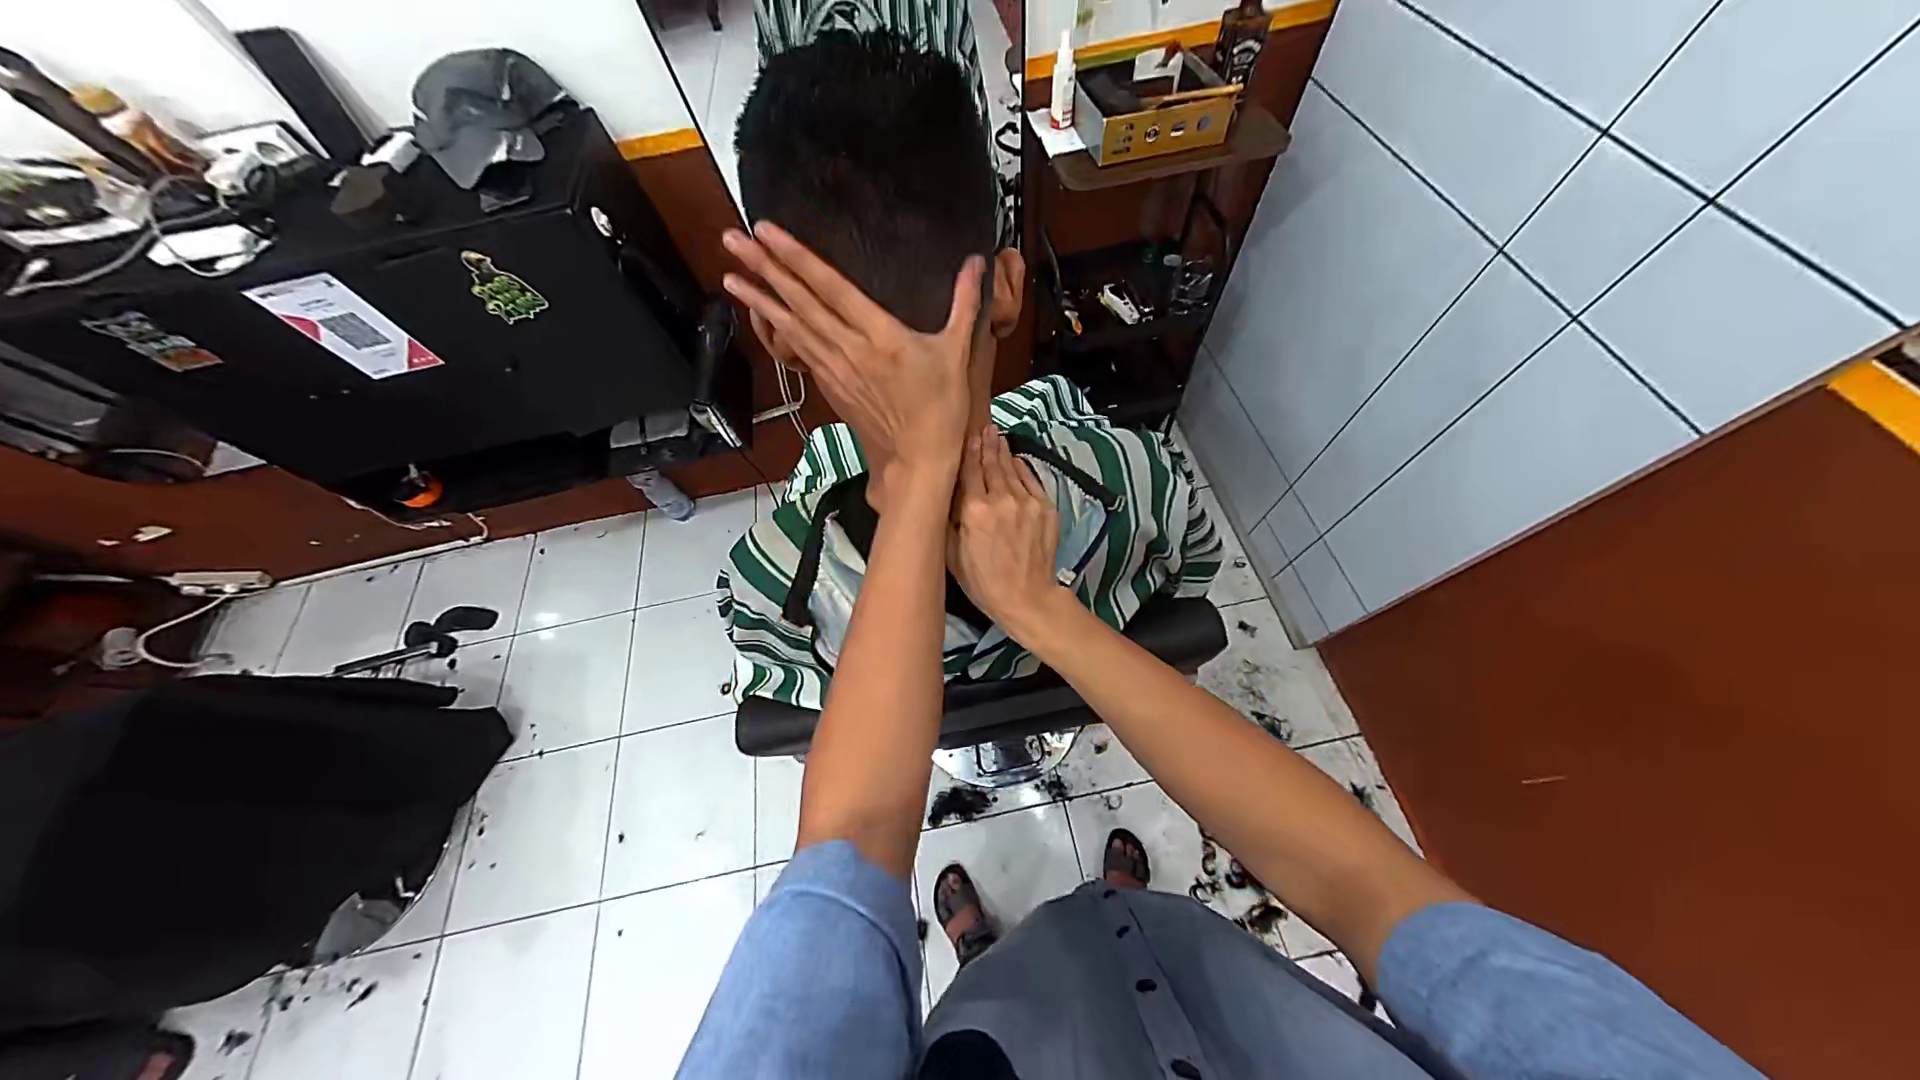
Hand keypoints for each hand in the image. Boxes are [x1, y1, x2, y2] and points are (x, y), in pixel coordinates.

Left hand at [722, 222, 982, 492]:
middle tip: (732, 239)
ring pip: (791, 328)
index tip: (769, 232)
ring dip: (760, 301)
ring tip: (731, 276)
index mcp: (881, 336)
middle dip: (765, 269)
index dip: (798, 258)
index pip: (832, 287)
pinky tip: (765, 318)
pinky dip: (778, 332)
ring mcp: (835, 371)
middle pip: (800, 303)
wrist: (918, 460)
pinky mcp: (830, 388)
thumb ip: (965, 304)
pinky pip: (799, 353)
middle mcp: (850, 350)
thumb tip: (976, 262)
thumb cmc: (941, 409)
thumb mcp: (958, 353)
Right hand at [948, 427, 1069, 633]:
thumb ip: (947, 519)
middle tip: (983, 427)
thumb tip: (943, 493)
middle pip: (991, 464)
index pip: (967, 471)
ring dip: (1002, 451)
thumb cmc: (983, 581)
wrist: (1027, 597)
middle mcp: (1001, 499)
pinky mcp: (1046, 507)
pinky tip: (1015, 459)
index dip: (966, 451)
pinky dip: (1021, 467)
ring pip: (1011, 469)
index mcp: (974, 510)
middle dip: (986, 445)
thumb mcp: (952, 554)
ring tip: (996, 436)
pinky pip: (1031, 480)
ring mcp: (1027, 502)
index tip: (964, 435)